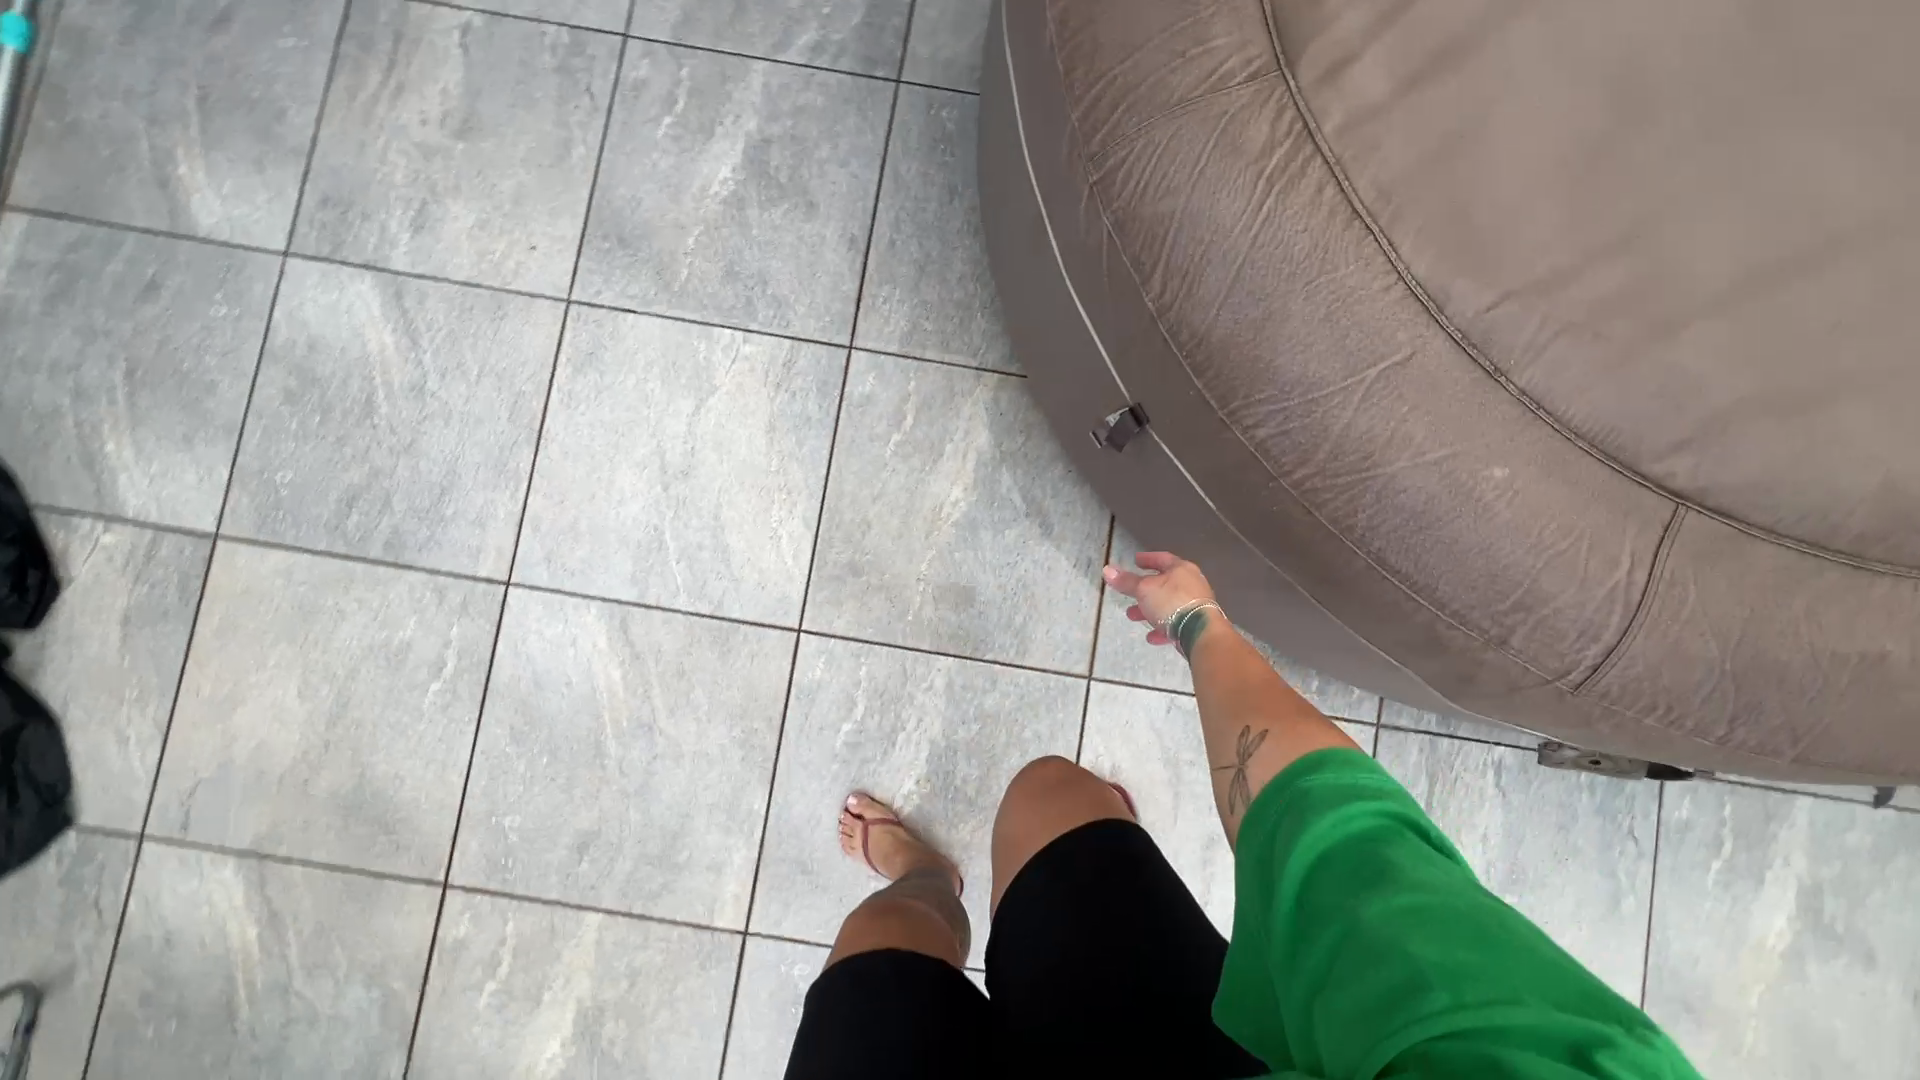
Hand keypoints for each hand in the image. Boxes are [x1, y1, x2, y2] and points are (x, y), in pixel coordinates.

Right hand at [1103, 552, 1217, 647]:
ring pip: (1169, 605)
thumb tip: (1107, 570)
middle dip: (1145, 591)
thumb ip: (1126, 581)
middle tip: (1130, 594)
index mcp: (1181, 569)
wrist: (1199, 632)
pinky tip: (1152, 637)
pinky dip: (1163, 628)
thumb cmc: (1171, 602)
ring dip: (1150, 610)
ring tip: (1133, 616)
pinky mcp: (1197, 623)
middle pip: (1165, 584)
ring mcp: (1196, 604)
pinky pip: (1176, 623)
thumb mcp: (1143, 589)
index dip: (1148, 559)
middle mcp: (1192, 584)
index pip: (1162, 558)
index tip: (1136, 560)